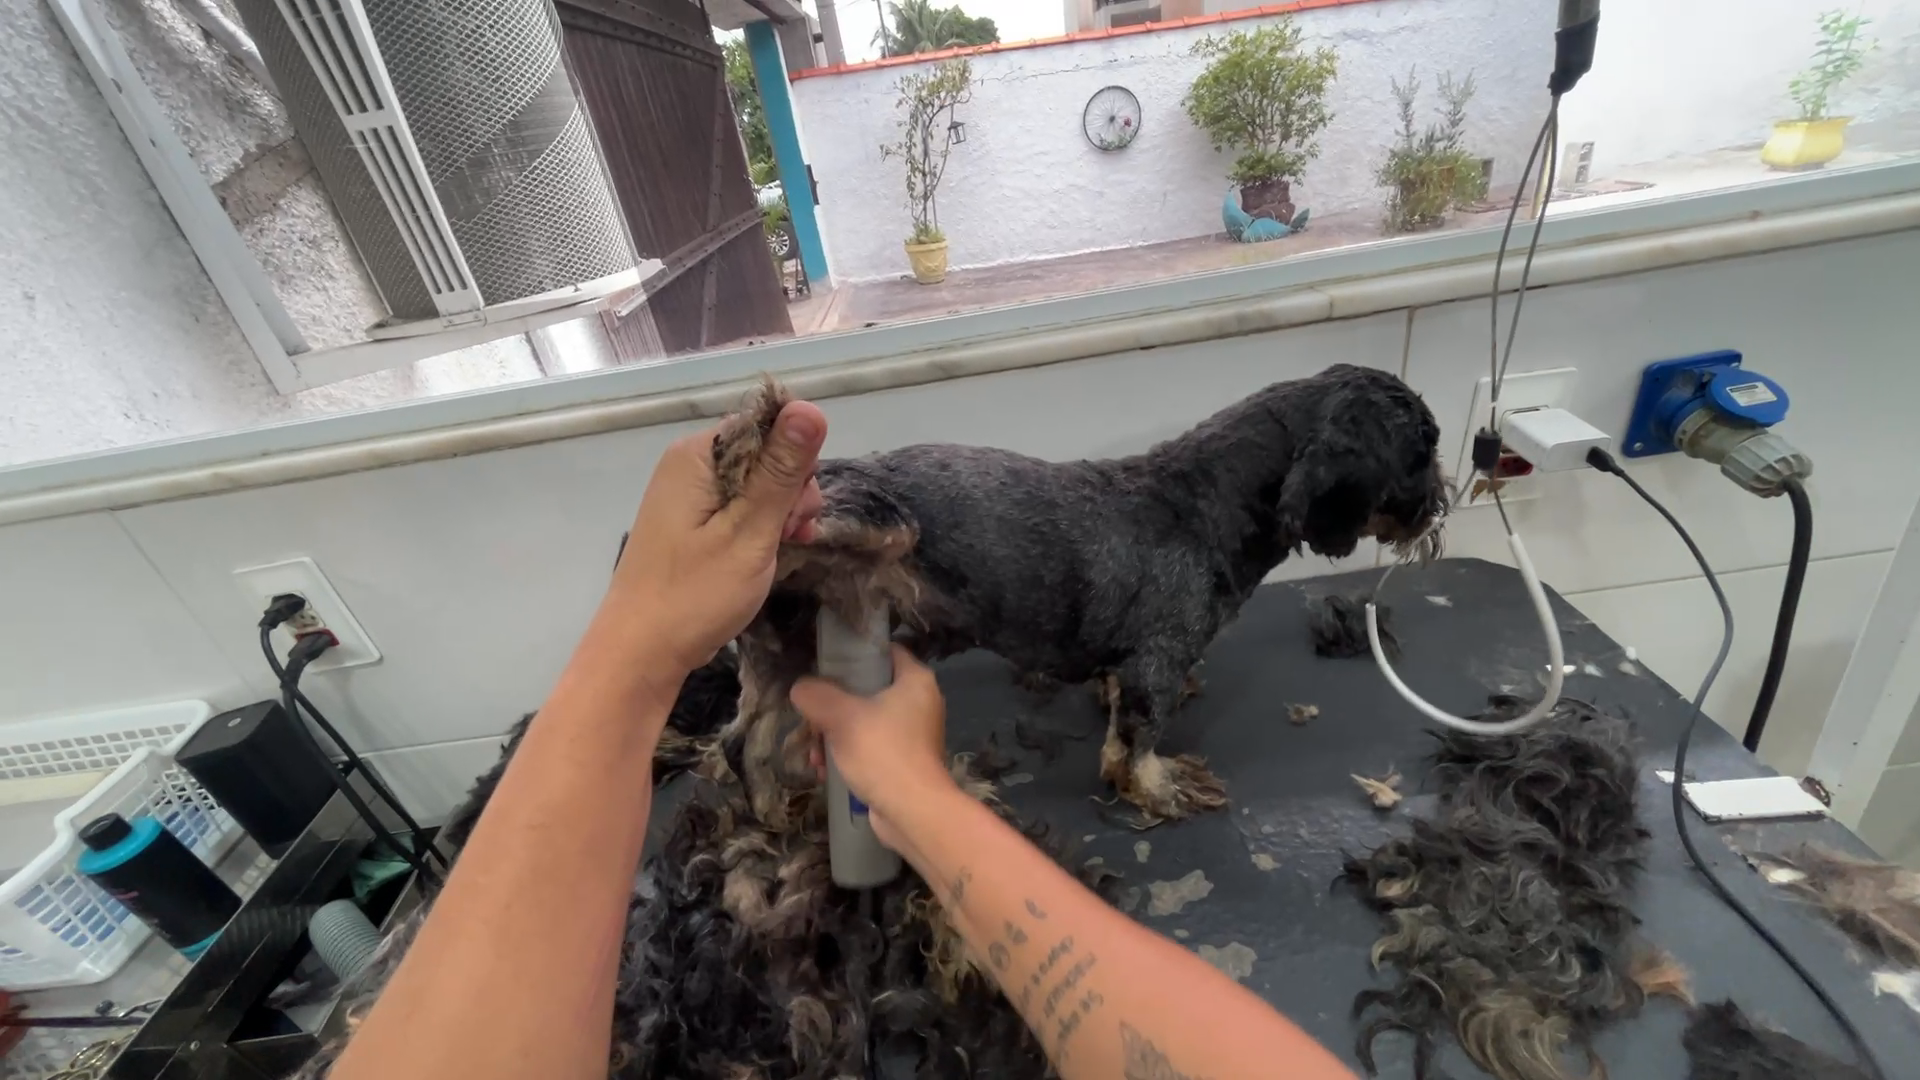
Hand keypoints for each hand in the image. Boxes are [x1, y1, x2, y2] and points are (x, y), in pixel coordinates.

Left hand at [604, 401, 827, 674]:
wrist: (643, 651)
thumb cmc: (696, 593)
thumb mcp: (750, 531)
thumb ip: (782, 470)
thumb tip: (811, 408)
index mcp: (698, 455)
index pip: (767, 426)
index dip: (795, 460)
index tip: (794, 506)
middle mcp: (692, 464)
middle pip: (768, 454)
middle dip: (791, 492)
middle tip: (785, 534)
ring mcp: (693, 494)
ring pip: (763, 484)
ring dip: (782, 514)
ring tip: (777, 549)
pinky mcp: (698, 520)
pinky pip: (746, 507)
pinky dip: (765, 527)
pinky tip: (772, 551)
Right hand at [791, 647, 954, 850]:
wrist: (913, 812)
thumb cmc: (882, 752)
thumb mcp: (842, 717)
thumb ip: (816, 695)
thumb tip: (801, 689)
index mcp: (915, 679)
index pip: (884, 651)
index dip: (853, 655)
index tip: (824, 667)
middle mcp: (919, 701)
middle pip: (866, 690)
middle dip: (832, 708)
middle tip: (811, 724)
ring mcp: (913, 732)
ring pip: (864, 720)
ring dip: (834, 736)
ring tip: (815, 757)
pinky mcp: (905, 760)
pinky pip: (871, 746)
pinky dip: (848, 754)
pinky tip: (826, 772)